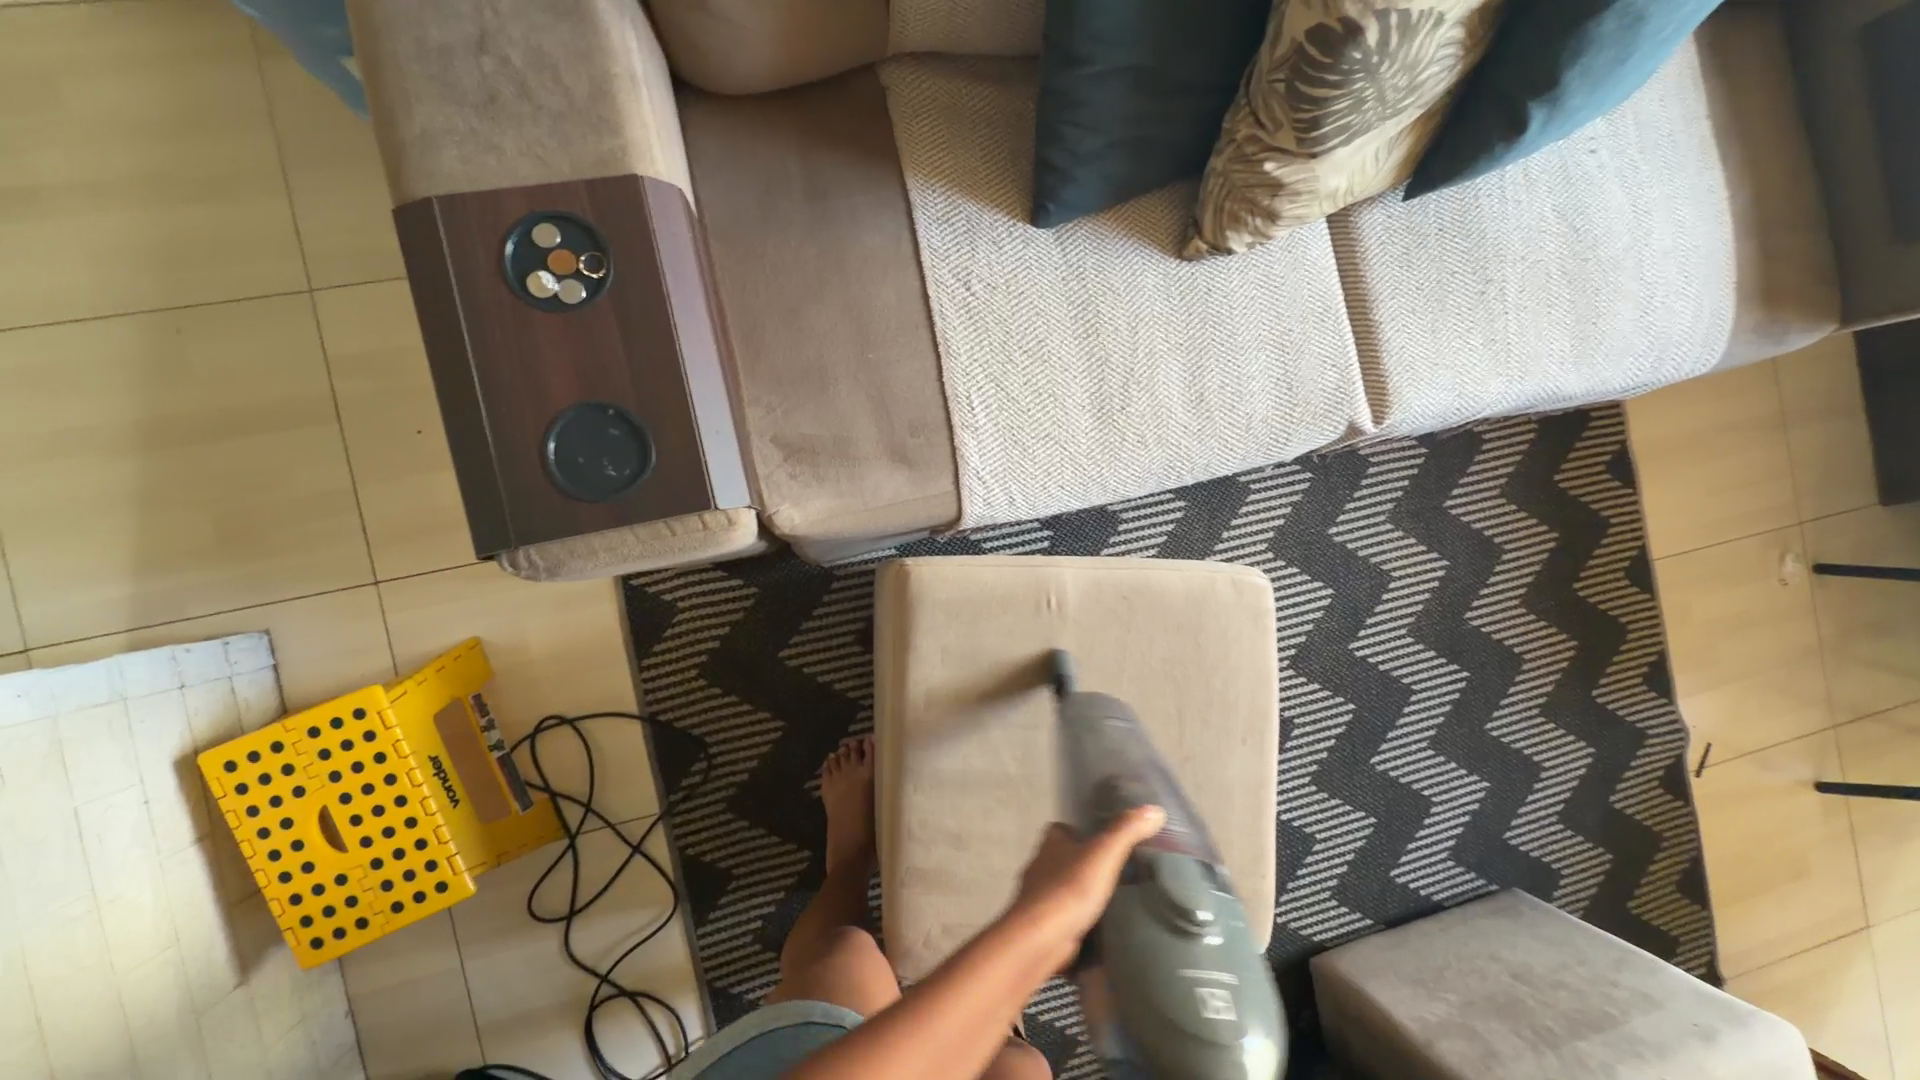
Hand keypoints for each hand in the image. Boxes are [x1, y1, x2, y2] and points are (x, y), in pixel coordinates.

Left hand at [1007, 806, 1165, 969]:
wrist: (1042, 939)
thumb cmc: (1070, 889)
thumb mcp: (1103, 854)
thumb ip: (1126, 831)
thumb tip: (1154, 809)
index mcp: (1051, 844)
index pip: (1060, 829)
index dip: (1078, 830)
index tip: (1104, 838)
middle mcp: (1040, 867)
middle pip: (1062, 858)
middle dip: (1083, 863)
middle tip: (1116, 870)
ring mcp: (1039, 898)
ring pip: (1062, 888)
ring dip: (1081, 892)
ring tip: (1114, 898)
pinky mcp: (1043, 926)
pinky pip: (1064, 916)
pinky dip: (1079, 918)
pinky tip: (1101, 926)